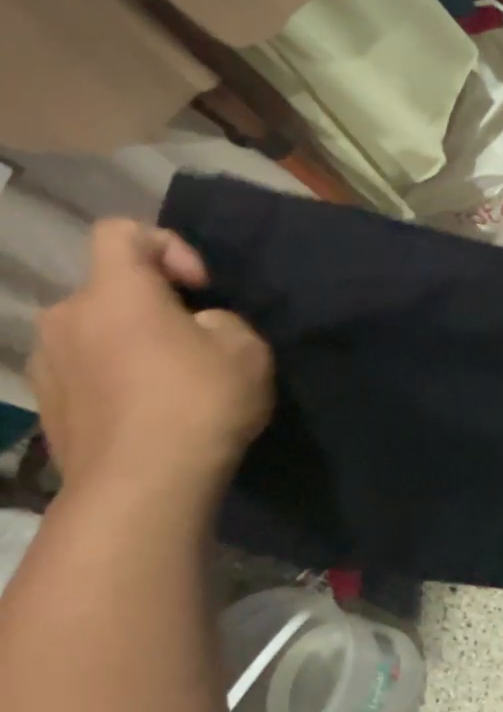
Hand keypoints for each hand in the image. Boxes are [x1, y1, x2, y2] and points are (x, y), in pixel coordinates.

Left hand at [29, 220, 271, 494]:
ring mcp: (47, 358)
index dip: (169, 246)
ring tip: (174, 384)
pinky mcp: (47, 399)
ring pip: (98, 332)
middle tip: (200, 347)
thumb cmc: (201, 401)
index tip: (202, 289)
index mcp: (116, 292)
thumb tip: (197, 326)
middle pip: (112, 290)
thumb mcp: (246, 350)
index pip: (123, 232)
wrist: (144, 479)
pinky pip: (86, 370)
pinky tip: (148, 412)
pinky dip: (116, 378)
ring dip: (133, 345)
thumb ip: (220, 322)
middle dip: (155, 308)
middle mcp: (68, 314)